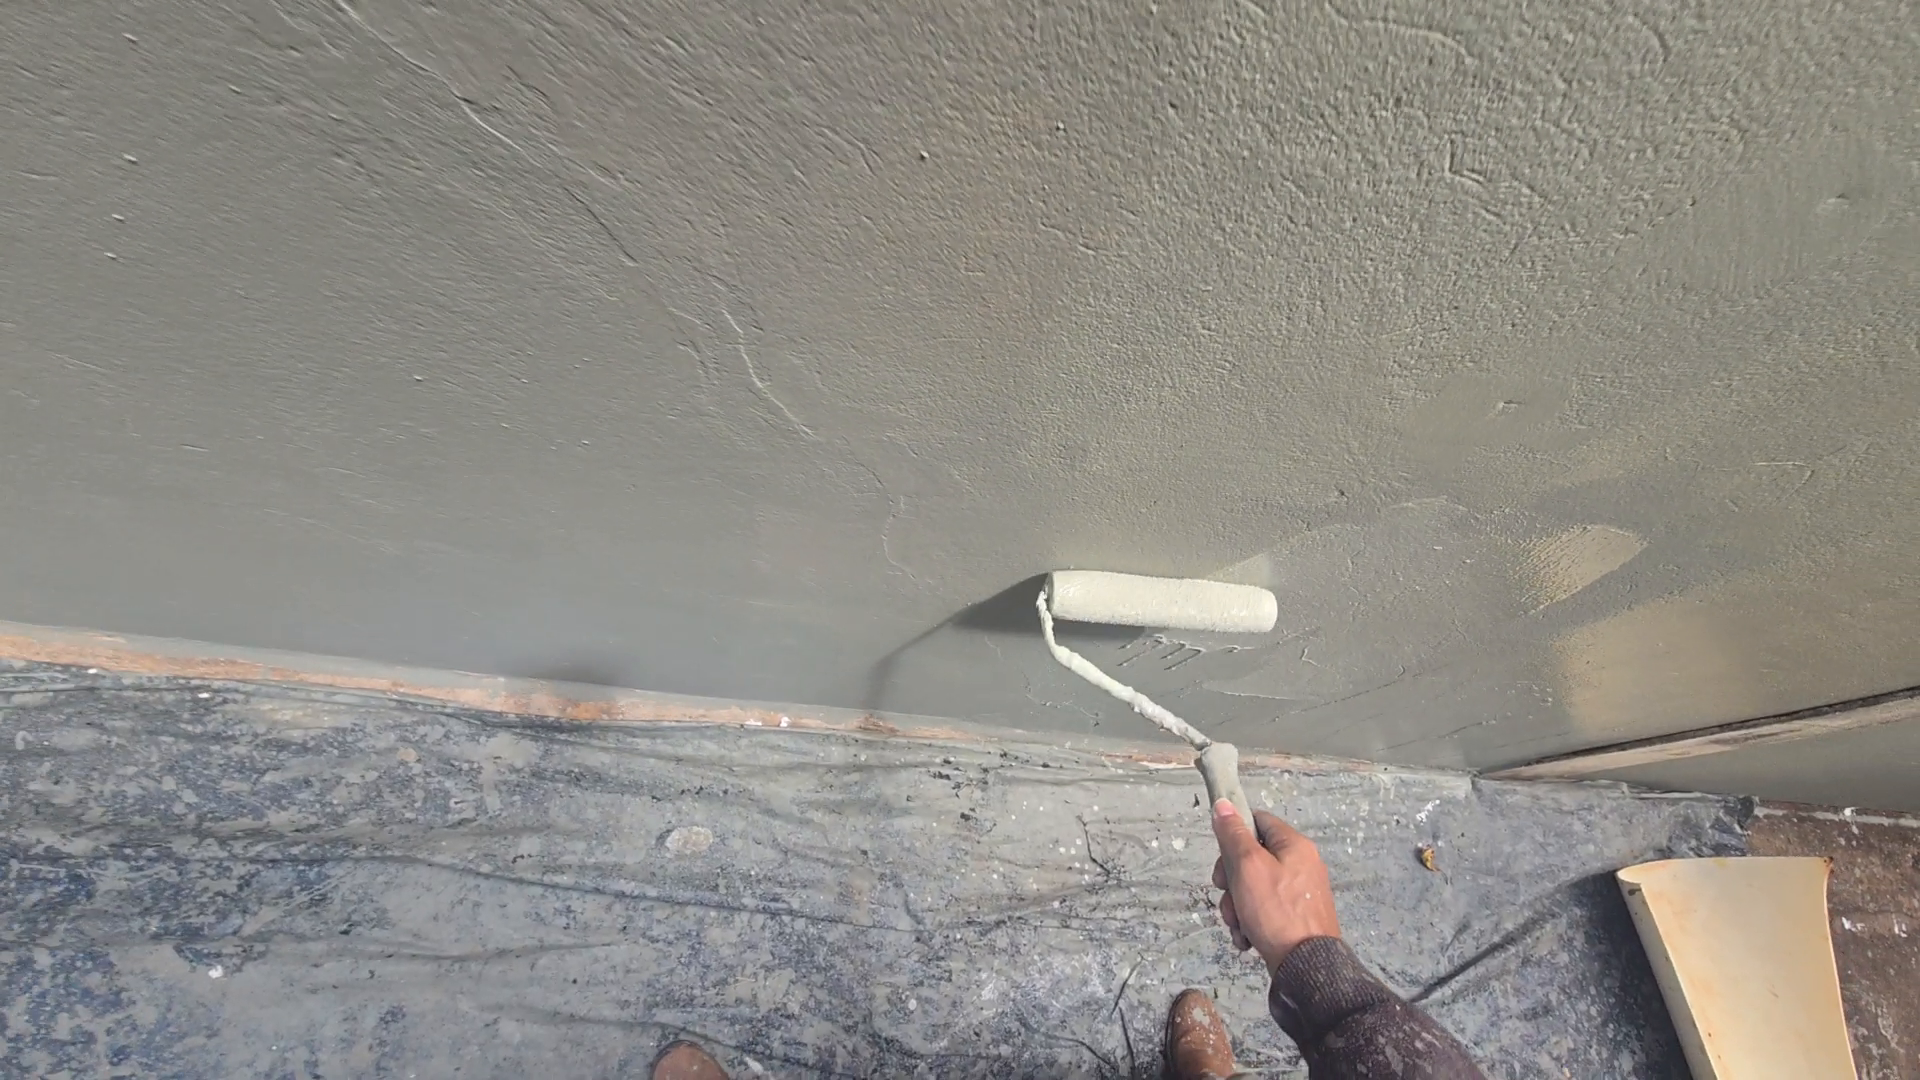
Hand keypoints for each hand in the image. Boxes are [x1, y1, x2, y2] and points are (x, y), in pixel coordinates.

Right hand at [1210, 799, 1340, 971]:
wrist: (1307, 969)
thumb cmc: (1276, 911)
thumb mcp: (1247, 865)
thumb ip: (1232, 833)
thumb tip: (1223, 803)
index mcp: (1295, 845)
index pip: (1257, 820)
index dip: (1234, 835)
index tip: (1223, 856)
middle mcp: (1302, 865)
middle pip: (1252, 856)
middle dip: (1231, 878)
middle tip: (1226, 893)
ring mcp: (1300, 893)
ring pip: (1254, 885)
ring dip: (1238, 903)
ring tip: (1238, 923)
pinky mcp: (1297, 918)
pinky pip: (1265, 908)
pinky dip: (1251, 920)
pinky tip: (1247, 935)